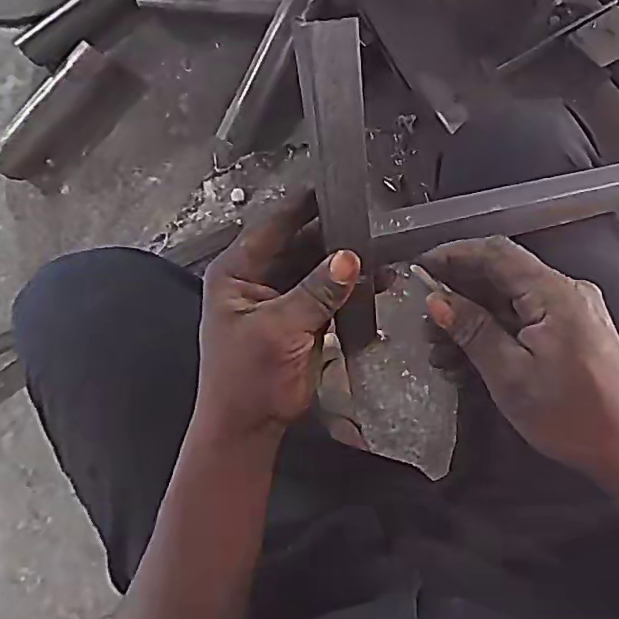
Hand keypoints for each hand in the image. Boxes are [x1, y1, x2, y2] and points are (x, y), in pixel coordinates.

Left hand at [198, 192, 358, 441]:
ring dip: (347, 264)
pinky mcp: (304, 317)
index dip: (302, 208)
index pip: (272, 228)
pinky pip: (330, 293)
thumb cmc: (246, 380)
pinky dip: (351, 288)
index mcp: (237, 272)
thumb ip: (316, 291)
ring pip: (319, 269)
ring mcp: (283, 298)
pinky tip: (377, 282)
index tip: (333, 189)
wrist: (250, 428)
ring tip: (381, 255)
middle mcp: (259, 279)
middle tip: (370, 226)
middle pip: (302, 245)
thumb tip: (349, 258)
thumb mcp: (280, 329)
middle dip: (335, 238)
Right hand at [418, 237, 618, 483]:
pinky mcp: (576, 330)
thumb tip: (438, 300)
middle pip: (504, 273)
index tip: (420, 268)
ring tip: (441, 345)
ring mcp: (574, 310)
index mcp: (555, 292)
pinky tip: (472, 354)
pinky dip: (499, 329)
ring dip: (476, 315)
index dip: (454, 255)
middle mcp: (568, 291)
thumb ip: (474, 330)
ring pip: (513, 298)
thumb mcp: (511, 375)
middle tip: (425, 315)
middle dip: (461, 290)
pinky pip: (529, 316)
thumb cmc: (570, 415)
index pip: (496, 253)